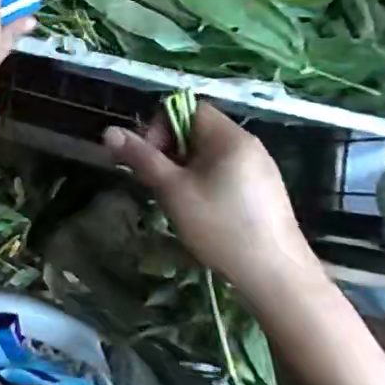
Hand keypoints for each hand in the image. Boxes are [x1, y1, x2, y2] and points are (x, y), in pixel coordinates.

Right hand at [103, 101, 322, 302]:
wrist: (276, 276)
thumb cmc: (219, 226)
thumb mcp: (172, 189)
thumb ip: (141, 157)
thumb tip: (109, 131)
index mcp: (230, 137)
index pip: (188, 108)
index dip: (161, 126)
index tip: (151, 158)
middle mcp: (249, 145)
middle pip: (197, 130)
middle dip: (170, 150)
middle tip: (159, 182)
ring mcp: (261, 169)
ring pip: (209, 154)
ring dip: (184, 169)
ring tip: (177, 199)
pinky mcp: (265, 191)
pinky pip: (226, 172)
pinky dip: (205, 182)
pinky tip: (202, 212)